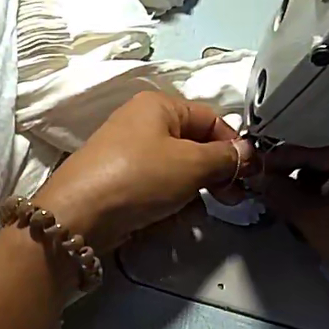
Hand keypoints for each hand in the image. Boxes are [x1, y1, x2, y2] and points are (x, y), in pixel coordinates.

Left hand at [31, 90, 253, 251]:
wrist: (79, 215)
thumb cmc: (139, 177)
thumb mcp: (191, 164)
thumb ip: (226, 158)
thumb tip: (249, 154)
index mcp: (158, 106)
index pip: (210, 119)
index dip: (233, 146)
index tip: (249, 174)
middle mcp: (141, 125)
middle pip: (193, 147)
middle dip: (214, 174)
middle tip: (231, 199)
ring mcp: (127, 156)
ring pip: (176, 173)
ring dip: (191, 195)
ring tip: (192, 214)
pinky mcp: (118, 184)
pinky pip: (155, 190)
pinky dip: (167, 205)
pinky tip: (169, 222)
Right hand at [256, 139, 328, 308]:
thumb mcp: (320, 225)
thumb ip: (286, 197)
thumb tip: (266, 181)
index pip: (314, 150)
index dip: (282, 161)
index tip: (262, 169)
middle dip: (300, 177)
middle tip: (277, 191)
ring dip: (318, 189)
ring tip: (302, 212)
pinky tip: (326, 219)